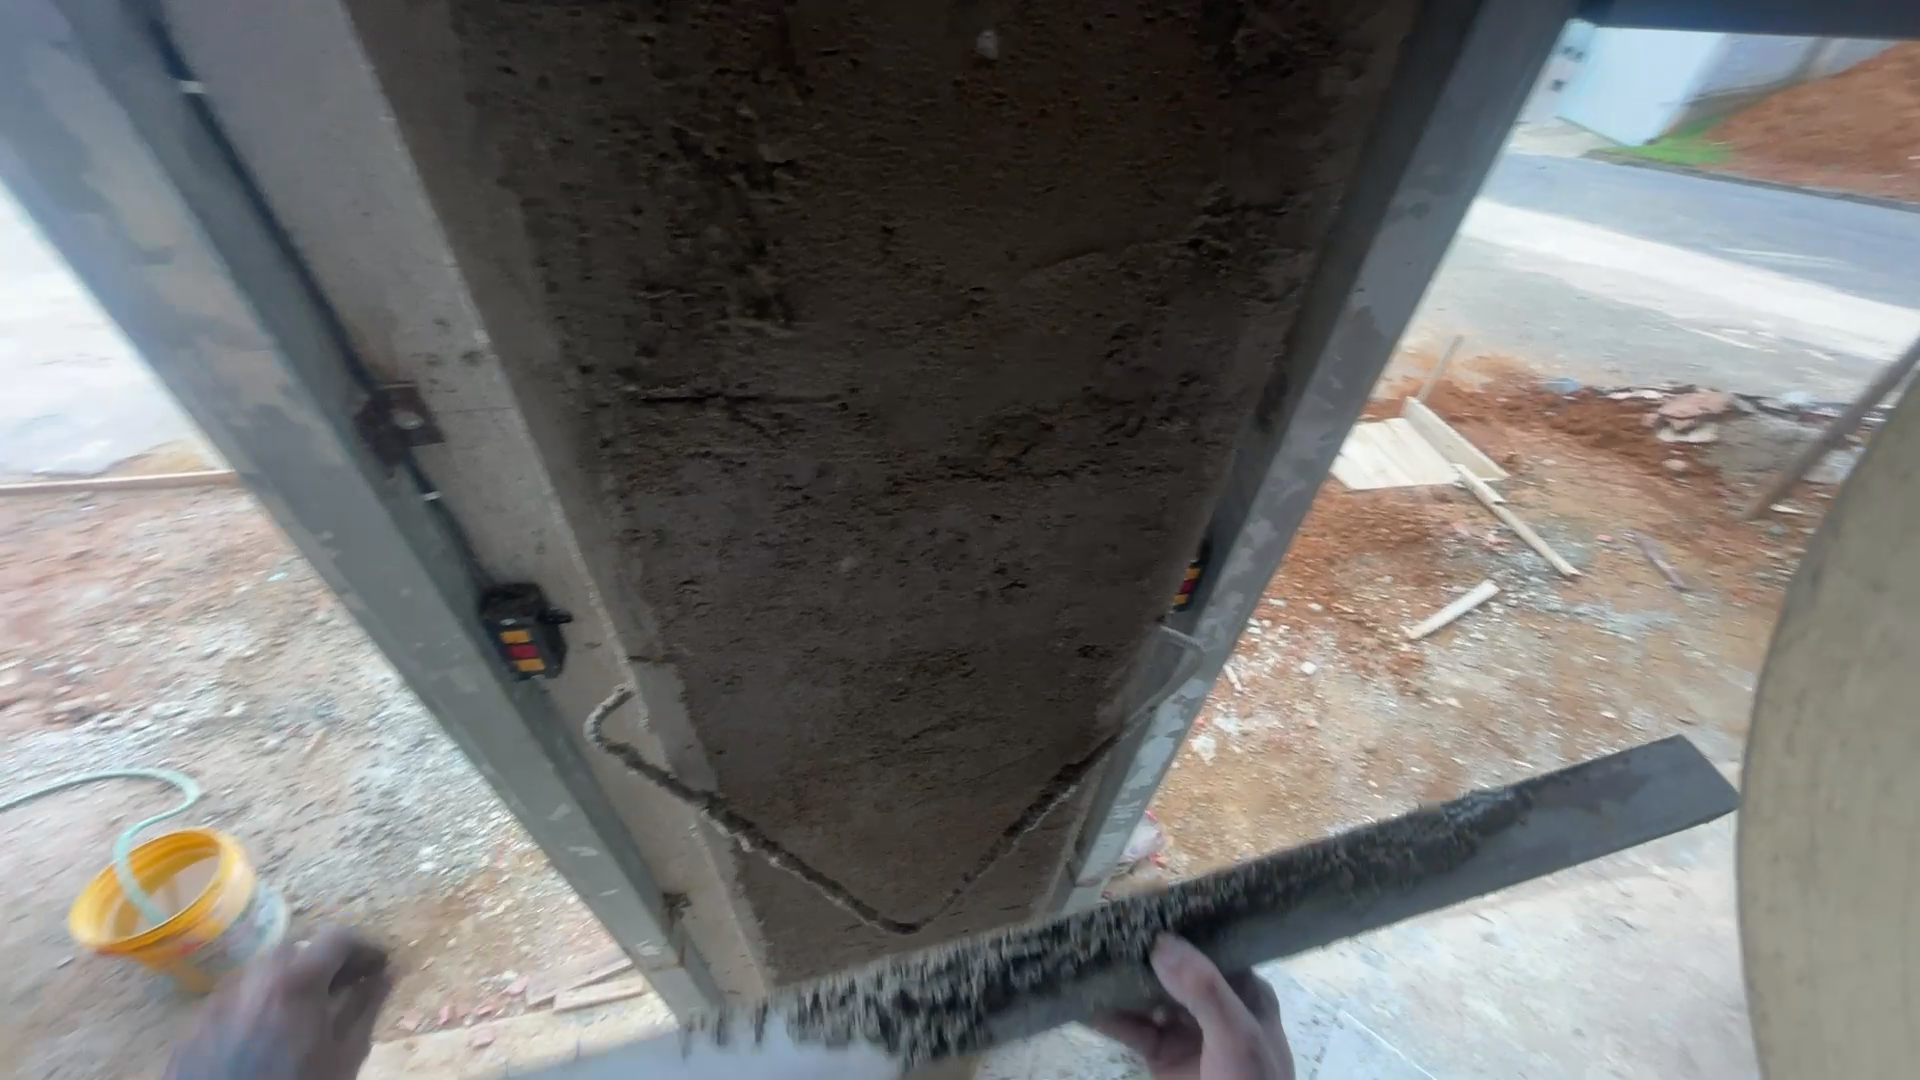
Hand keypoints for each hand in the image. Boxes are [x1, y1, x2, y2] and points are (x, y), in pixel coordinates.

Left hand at [165, 926, 392, 1079]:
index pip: (338, 938)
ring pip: (259, 973)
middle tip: (342, 984)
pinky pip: (230, 1002)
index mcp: (297, 982)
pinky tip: (266, 1033)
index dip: (366, 947)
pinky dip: (256, 1004)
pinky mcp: (190, 1036)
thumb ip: (368, 1005)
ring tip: (303, 1008)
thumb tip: (387, 974)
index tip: (379, 967)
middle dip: (324, 960)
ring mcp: (215, 1009)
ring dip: (288, 979)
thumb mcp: (347, 1053)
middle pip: (296, 949)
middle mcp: (253, 984)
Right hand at [1091, 936, 1293, 1079]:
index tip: (1138, 904)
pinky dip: (1106, 1016)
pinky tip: (1081, 1001)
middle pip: (1171, 967)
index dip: (1175, 925)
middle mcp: (1213, 1006)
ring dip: (1117, 980)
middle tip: (1100, 925)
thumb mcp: (1238, 1042)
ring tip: (1082, 955)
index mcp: (1245, 993)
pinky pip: (1130, 1029)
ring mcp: (1185, 1032)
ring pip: (1145, 995)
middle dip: (1138, 950)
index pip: (1208, 947)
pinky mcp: (1161, 1058)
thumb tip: (1160, 940)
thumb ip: (1203, 989)